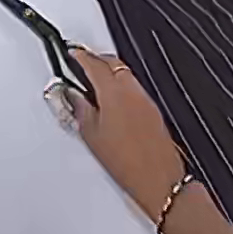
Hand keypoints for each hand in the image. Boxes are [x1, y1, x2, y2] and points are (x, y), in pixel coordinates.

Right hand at [66, 47, 185, 219]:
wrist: (159, 180)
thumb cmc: (127, 162)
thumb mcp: (91, 134)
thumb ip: (81, 109)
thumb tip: (74, 97)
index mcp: (113, 92)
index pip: (94, 64)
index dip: (80, 56)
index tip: (72, 53)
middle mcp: (132, 91)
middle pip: (112, 62)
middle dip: (96, 59)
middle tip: (83, 62)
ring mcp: (145, 100)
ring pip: (125, 73)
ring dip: (110, 71)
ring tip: (95, 82)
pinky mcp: (153, 110)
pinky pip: (135, 87)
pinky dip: (121, 85)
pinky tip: (113, 99)